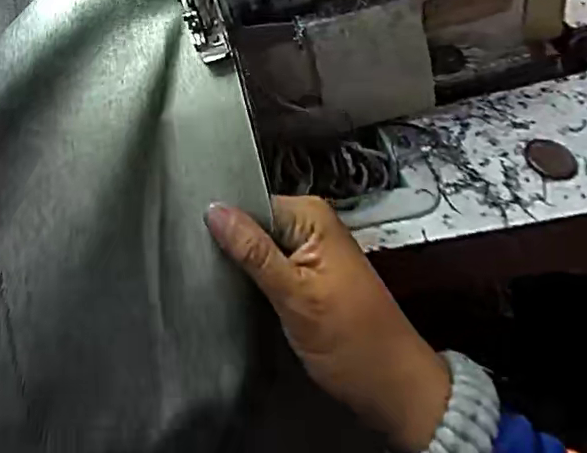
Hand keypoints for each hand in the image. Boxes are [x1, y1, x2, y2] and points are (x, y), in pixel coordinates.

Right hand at [206, 196, 450, 449]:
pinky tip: (241, 293)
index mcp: (311, 214)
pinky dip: (255, 279)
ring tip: (220, 281)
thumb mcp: (295, 295)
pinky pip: (270, 265)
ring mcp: (310, 250)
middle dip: (232, 243)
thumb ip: (254, 251)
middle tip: (207, 266)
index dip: (224, 219)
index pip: (252, 200)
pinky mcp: (307, 275)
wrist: (391, 386)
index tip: (195, 236)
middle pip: (254, 222)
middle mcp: (311, 224)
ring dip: (242, 264)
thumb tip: (215, 211)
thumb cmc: (352, 341)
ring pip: (259, 246)